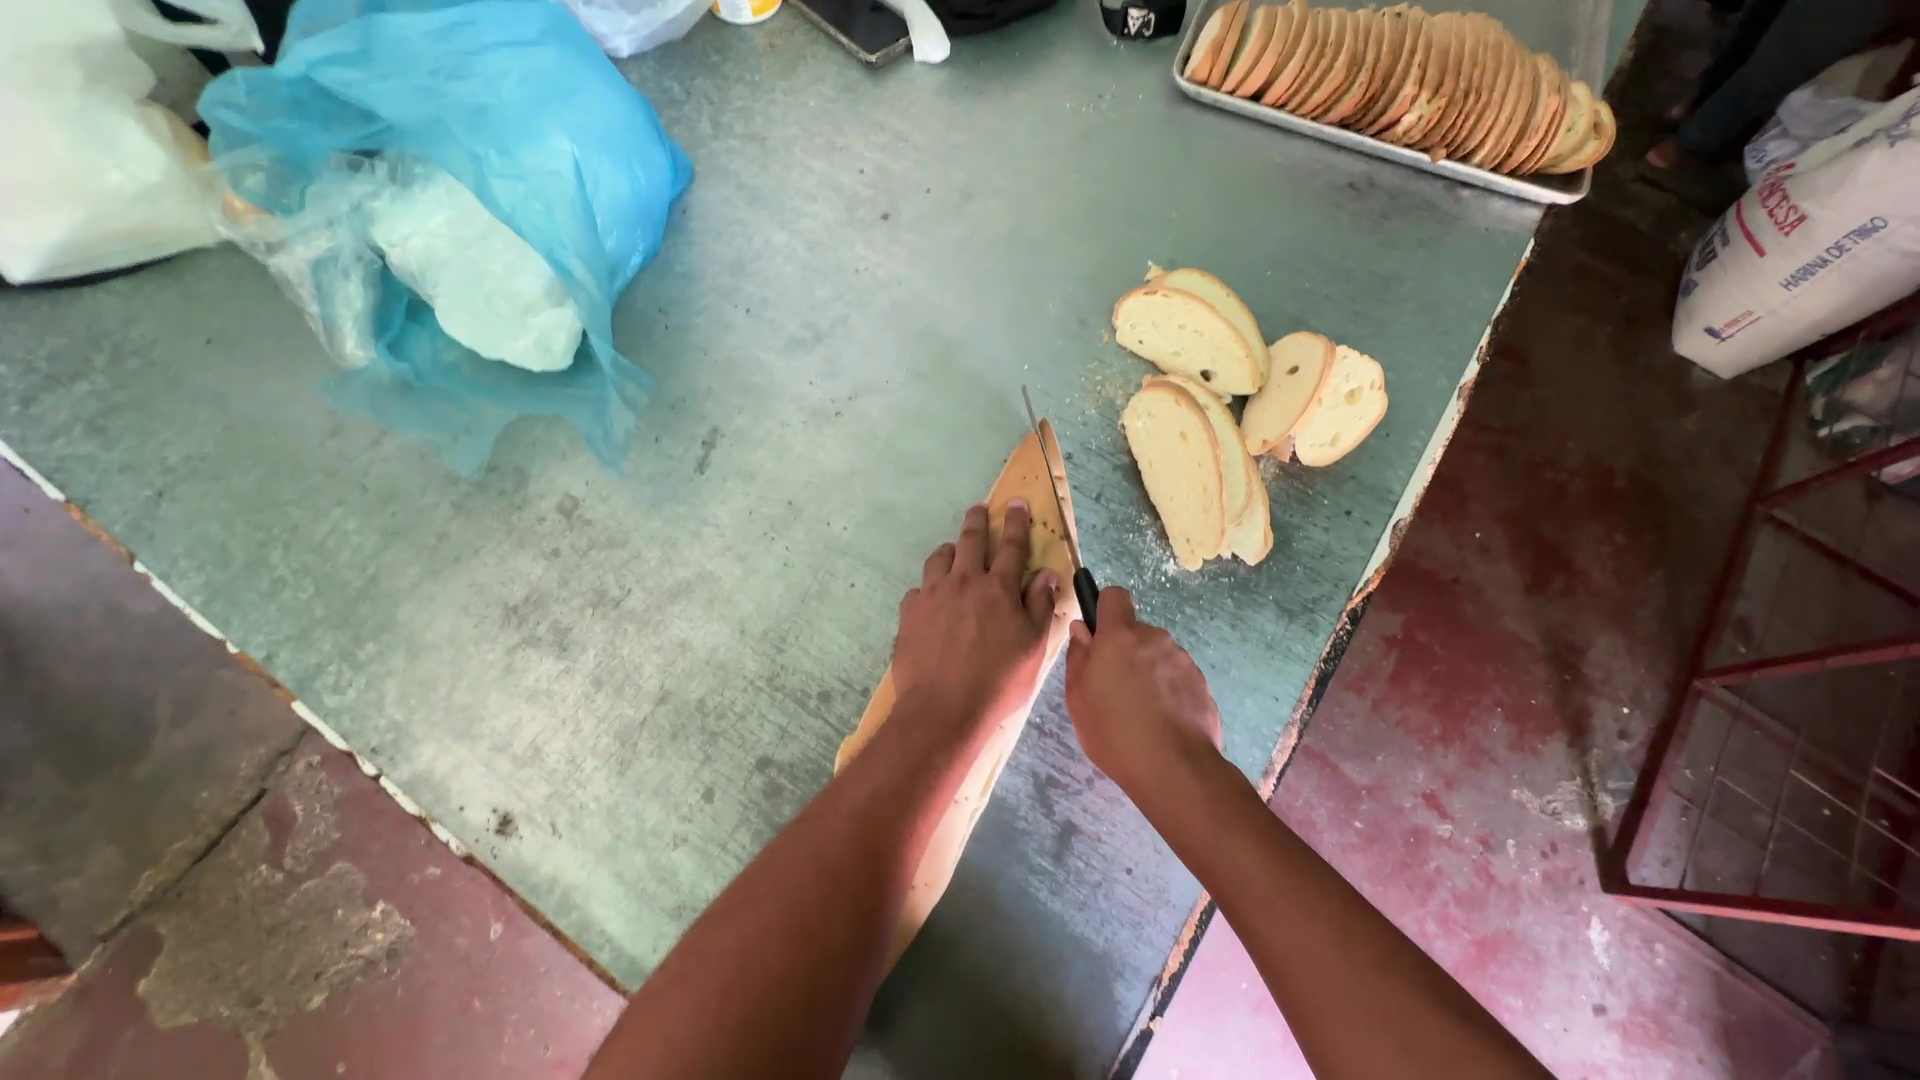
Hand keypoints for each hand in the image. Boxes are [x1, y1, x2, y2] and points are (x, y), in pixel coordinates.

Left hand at [892, 501, 1058, 732]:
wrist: (943, 709)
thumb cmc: (998, 682)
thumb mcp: (1033, 648)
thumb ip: (1039, 607)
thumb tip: (1045, 574)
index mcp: (999, 589)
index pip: (1012, 547)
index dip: (1017, 523)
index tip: (1016, 503)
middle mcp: (965, 583)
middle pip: (971, 542)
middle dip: (978, 522)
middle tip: (979, 509)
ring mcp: (932, 596)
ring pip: (940, 559)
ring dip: (950, 551)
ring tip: (954, 552)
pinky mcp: (909, 614)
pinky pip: (919, 590)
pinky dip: (929, 588)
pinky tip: (931, 600)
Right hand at [1065, 587, 1222, 792]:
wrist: (1174, 768)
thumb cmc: (1113, 731)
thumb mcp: (1078, 697)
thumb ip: (1079, 657)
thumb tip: (1083, 630)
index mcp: (1120, 636)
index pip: (1115, 596)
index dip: (1105, 610)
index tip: (1099, 636)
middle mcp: (1155, 639)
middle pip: (1136, 633)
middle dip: (1125, 652)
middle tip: (1114, 690)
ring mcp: (1183, 661)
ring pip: (1158, 656)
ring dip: (1148, 673)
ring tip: (1141, 713)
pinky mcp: (1202, 684)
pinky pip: (1177, 679)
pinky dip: (1168, 693)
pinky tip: (1162, 723)